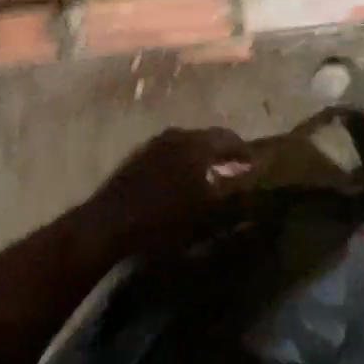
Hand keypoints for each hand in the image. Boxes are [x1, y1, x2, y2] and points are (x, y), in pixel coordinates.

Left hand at [84, 127, 252, 250]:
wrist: (106, 227)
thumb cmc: (163, 221)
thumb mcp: (207, 213)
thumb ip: (235, 196)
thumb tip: (256, 184)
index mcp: (197, 143)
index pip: (230, 138)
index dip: (245, 152)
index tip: (257, 165)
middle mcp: (176, 135)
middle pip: (208, 138)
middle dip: (224, 152)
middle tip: (238, 169)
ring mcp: (153, 144)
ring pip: (188, 144)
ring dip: (203, 157)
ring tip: (213, 176)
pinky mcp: (137, 158)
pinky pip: (170, 153)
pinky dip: (183, 162)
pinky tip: (183, 182)